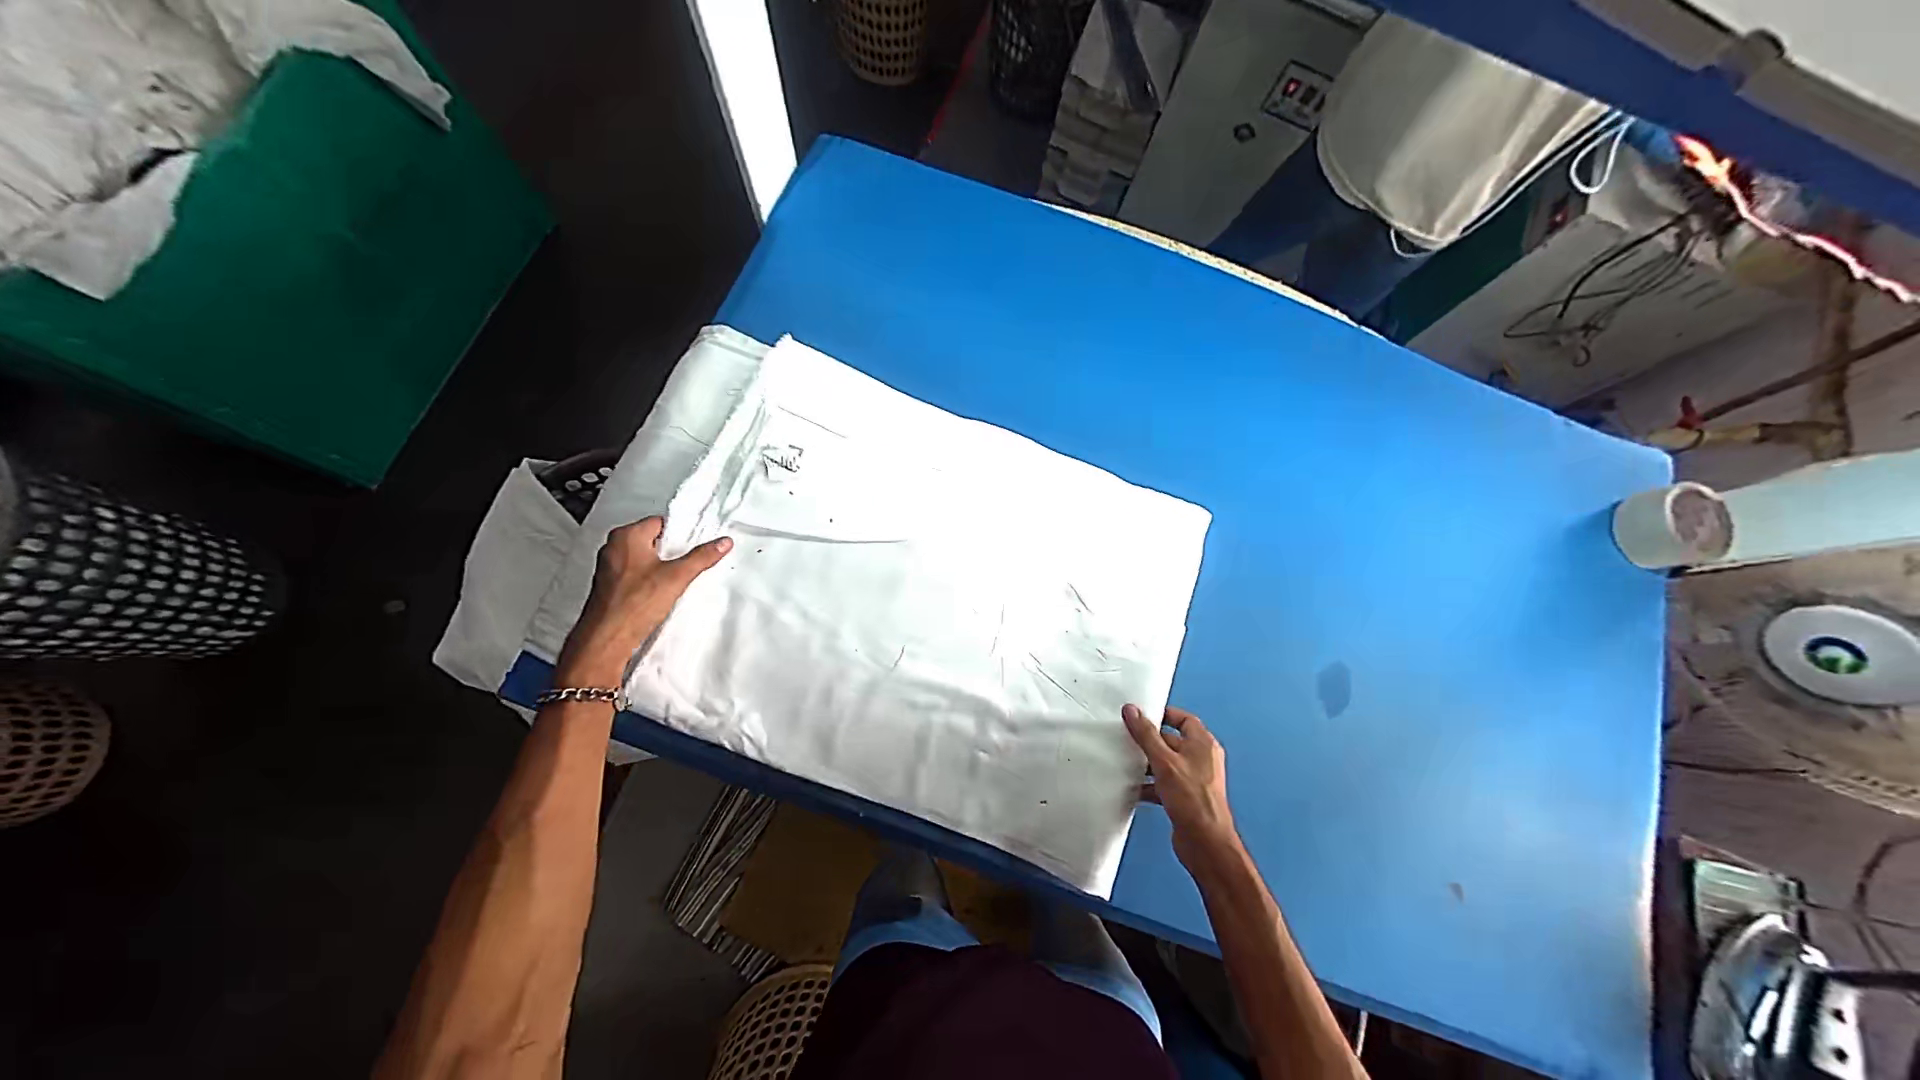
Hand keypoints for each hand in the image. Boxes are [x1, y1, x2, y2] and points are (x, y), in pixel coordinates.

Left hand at [554, 517, 731, 686]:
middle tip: (686, 564)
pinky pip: (636, 575)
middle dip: (671, 552)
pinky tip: (659, 593)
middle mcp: (614, 548)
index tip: (695, 543)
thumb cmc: (630, 605)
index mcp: (626, 536)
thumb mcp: (678, 576)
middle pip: (653, 540)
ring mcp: (610, 567)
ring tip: (673, 581)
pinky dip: (649, 581)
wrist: (607, 636)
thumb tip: (720, 544)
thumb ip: (702, 557)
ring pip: (644, 558)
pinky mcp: (610, 585)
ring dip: (660, 567)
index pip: (661, 522)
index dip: (681, 534)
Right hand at [1124, 703, 1237, 868]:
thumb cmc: (1194, 800)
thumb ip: (1146, 735)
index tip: (1143, 715)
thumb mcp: (1163, 761)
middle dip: (1149, 742)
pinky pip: (1164, 784)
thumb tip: (1133, 711)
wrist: (1205, 842)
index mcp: (1203, 744)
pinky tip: (1134, 788)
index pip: (1183, 719)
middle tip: (1128, 739)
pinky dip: (1149, 785)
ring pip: (1165, 763)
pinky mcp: (1185, 797)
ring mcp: (1194, 779)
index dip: (1164, 714)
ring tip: (1127, 763)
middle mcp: (1201, 759)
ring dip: (1147, 765)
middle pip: (1171, 741)